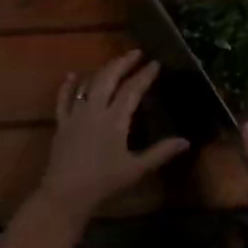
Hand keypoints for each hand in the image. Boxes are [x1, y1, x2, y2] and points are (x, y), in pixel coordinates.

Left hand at [32, 50, 190, 226]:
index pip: (132, 90)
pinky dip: (68, 85)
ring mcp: (75, 115)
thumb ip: (161, 152)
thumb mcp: (136, 169)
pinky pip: (63, 99)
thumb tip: (186, 141)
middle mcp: (95, 110)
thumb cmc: (104, 182)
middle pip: (109, 78)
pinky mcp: (61, 123)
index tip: (155, 63)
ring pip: (88, 84)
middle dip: (123, 62)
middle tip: (136, 53)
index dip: (144, 75)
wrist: (65, 194)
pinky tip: (73, 75)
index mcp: (115, 120)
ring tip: (114, 64)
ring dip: (102, 71)